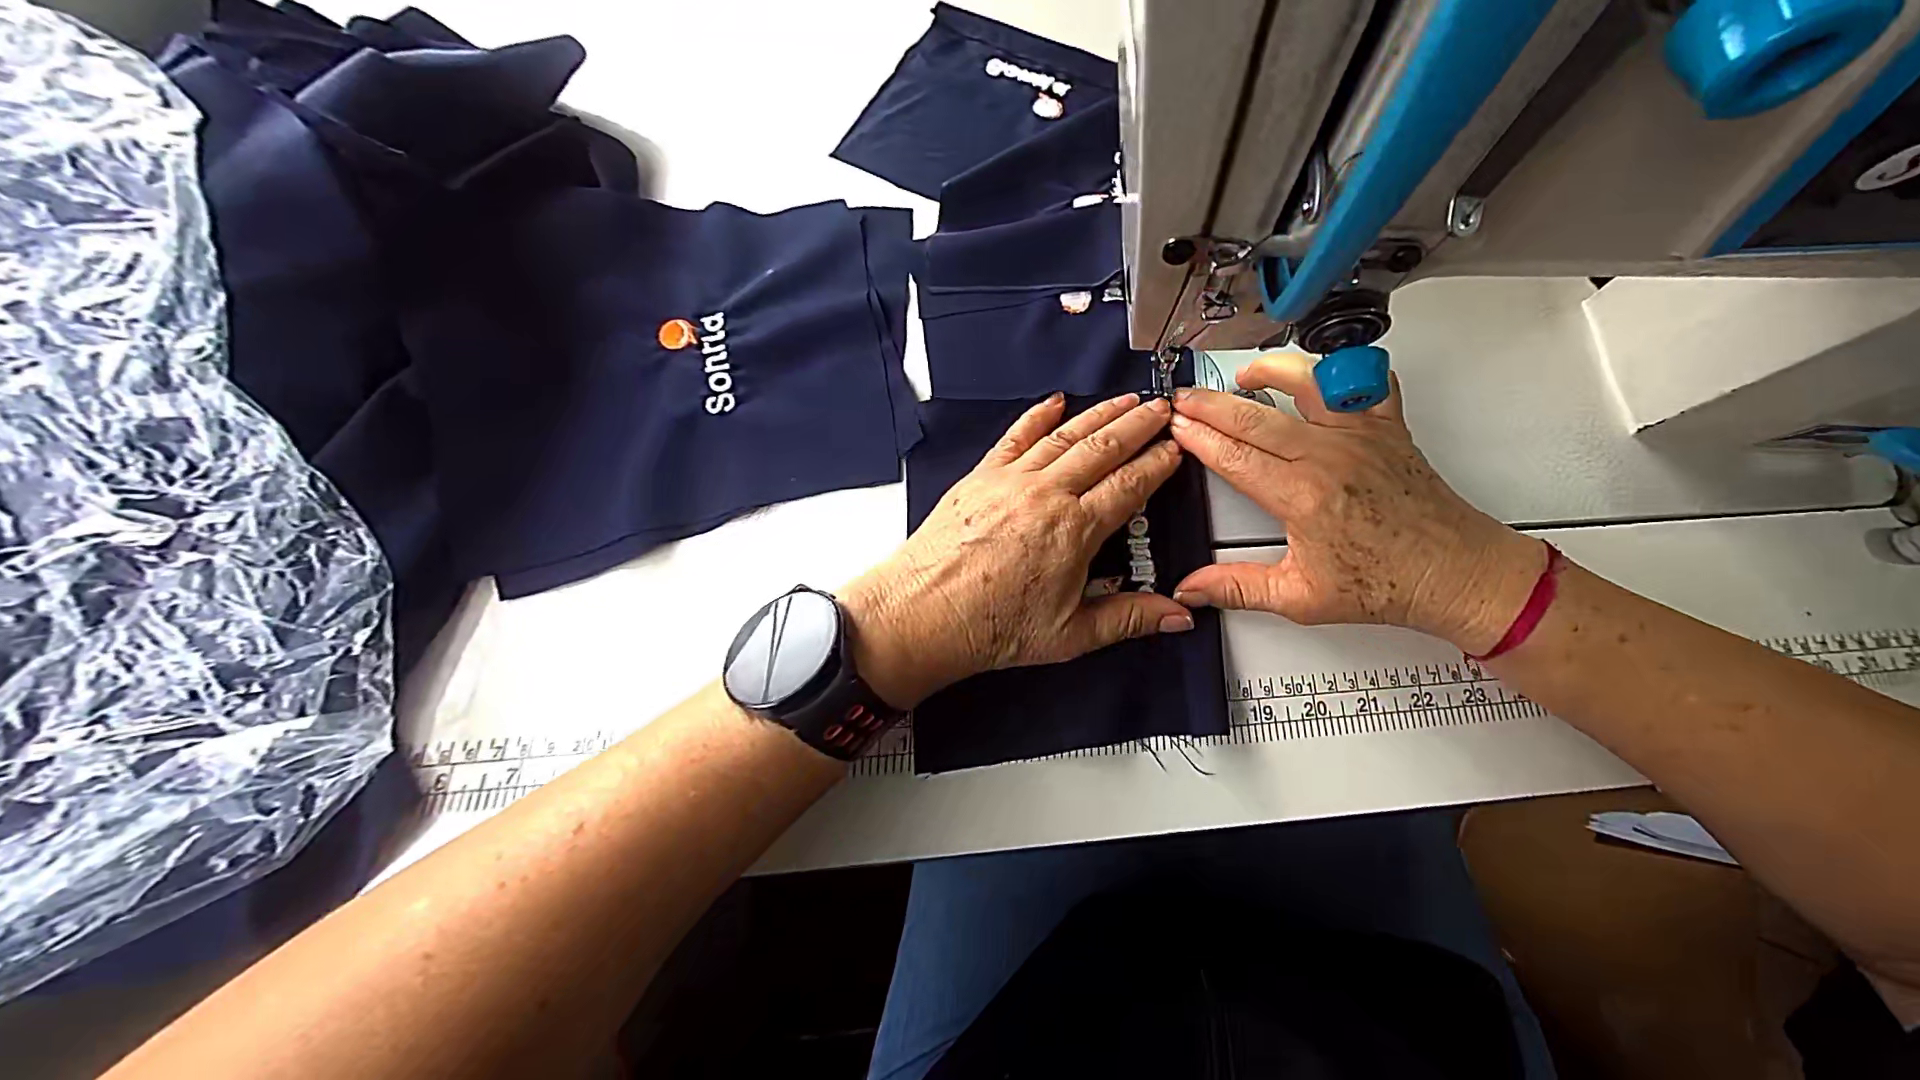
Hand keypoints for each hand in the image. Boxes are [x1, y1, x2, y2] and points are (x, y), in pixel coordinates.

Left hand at [842, 392, 1192, 707]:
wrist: (924, 615)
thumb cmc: (986, 625)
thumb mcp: (1071, 634)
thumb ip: (1129, 618)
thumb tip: (1173, 615)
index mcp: (1073, 531)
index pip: (1130, 484)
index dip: (1158, 463)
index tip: (1173, 449)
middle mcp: (1044, 496)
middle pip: (1104, 447)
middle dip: (1139, 424)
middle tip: (1160, 409)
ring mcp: (1010, 481)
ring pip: (1066, 435)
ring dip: (1100, 413)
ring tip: (1124, 401)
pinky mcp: (980, 477)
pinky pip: (1015, 436)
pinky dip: (1038, 416)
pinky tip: (1054, 403)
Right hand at [1167, 354, 1544, 653]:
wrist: (1453, 573)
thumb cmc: (1387, 582)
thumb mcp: (1298, 598)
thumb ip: (1236, 588)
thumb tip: (1193, 588)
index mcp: (1302, 496)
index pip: (1232, 455)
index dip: (1197, 437)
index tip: (1176, 428)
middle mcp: (1330, 457)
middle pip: (1253, 415)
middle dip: (1209, 403)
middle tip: (1185, 398)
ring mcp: (1361, 436)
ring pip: (1308, 380)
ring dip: (1270, 370)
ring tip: (1244, 375)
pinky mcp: (1386, 428)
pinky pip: (1366, 381)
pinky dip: (1341, 371)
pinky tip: (1319, 377)